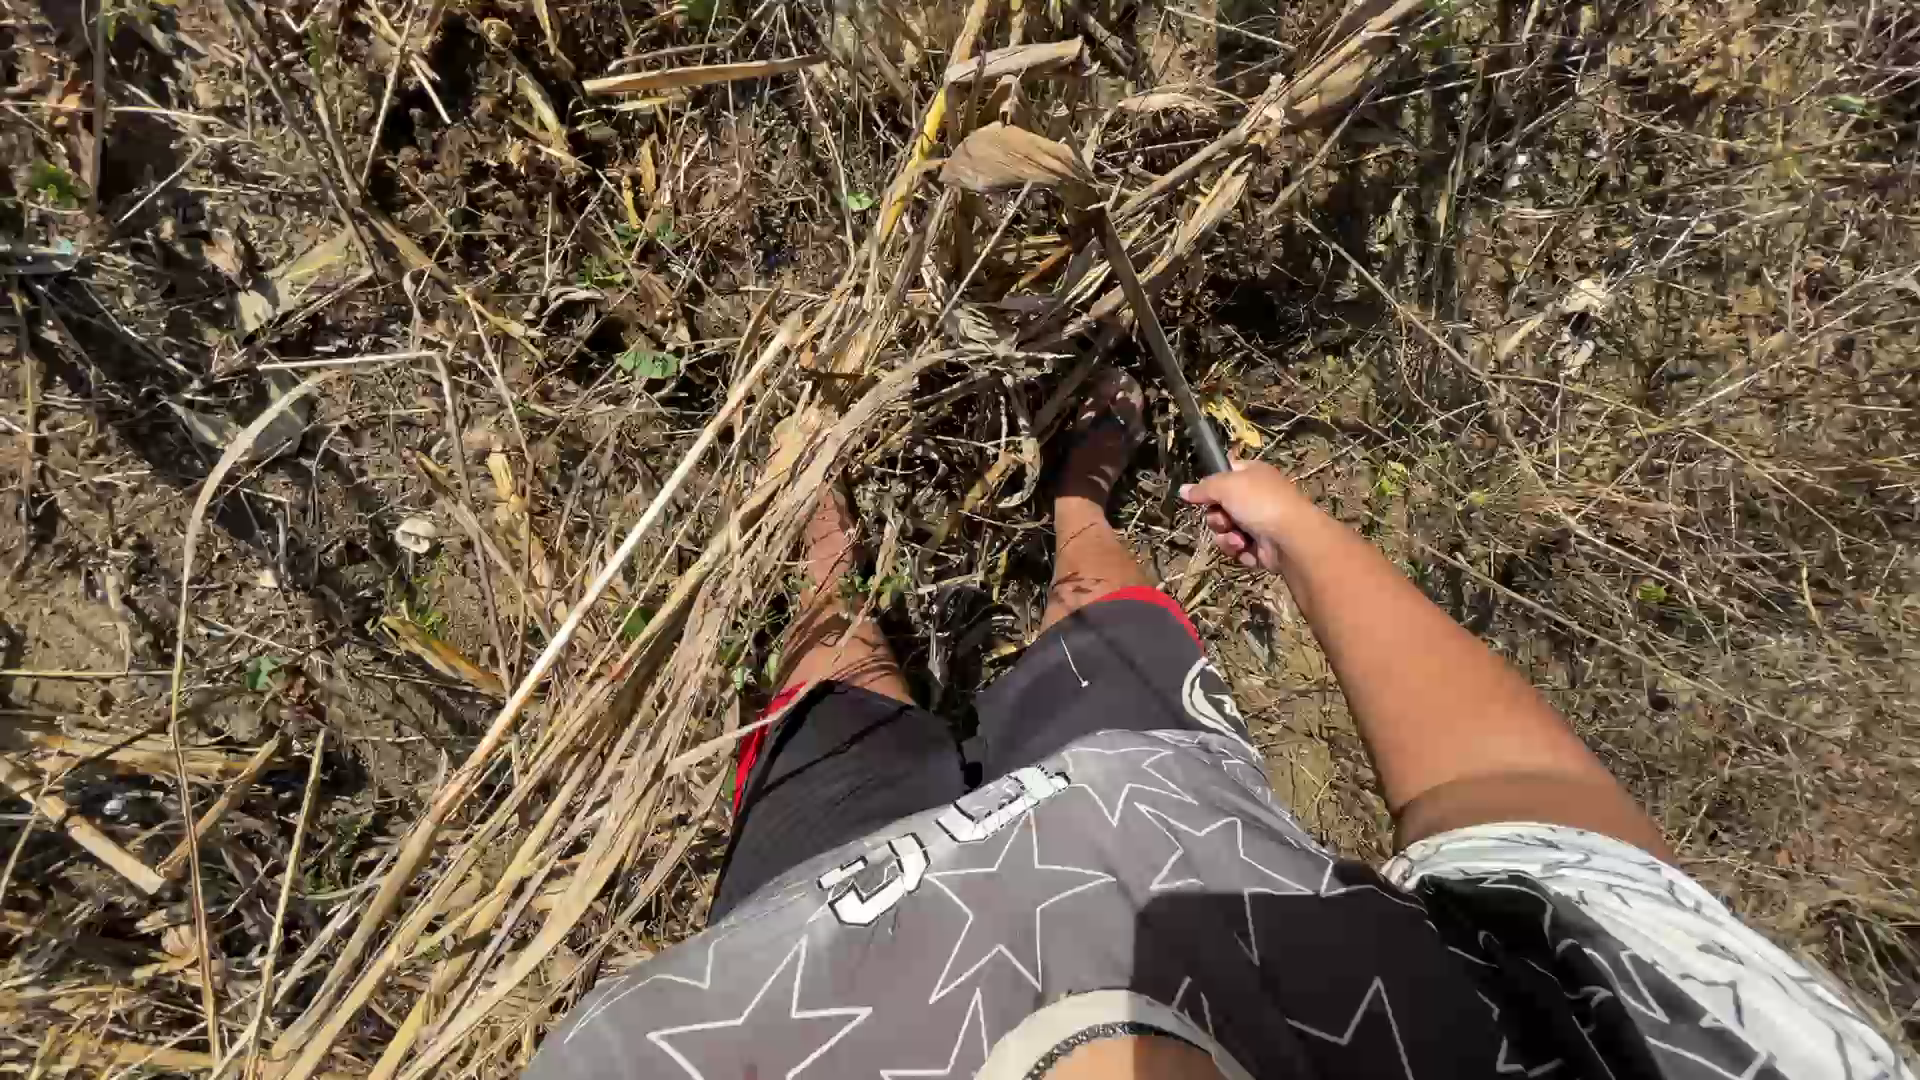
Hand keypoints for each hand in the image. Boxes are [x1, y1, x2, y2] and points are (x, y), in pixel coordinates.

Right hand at [1179, 461, 1310, 571]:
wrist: (1290, 538)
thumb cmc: (1260, 503)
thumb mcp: (1226, 486)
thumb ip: (1202, 488)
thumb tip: (1183, 490)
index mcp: (1252, 475)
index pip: (1225, 474)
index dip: (1212, 484)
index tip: (1202, 494)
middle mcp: (1256, 497)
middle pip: (1219, 507)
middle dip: (1217, 518)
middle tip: (1225, 520)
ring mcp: (1258, 523)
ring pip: (1225, 530)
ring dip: (1227, 536)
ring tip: (1239, 539)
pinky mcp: (1260, 547)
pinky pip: (1236, 548)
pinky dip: (1238, 550)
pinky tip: (1247, 549)